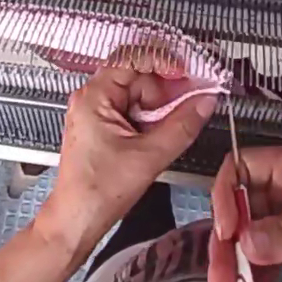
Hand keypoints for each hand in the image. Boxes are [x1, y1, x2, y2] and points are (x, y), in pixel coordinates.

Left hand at [38, 56, 217, 251]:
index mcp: (94, 97)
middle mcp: (92, 99)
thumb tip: (204, 102)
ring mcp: (98, 113)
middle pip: (138, 76)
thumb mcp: (149, 156)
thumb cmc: (97, 192)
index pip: (132, 58)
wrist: (76, 222)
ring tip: (183, 116)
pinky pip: (134, 109)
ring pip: (138, 93)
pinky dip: (153, 115)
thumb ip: (182, 125)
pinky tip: (168, 128)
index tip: (187, 70)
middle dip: (167, 86)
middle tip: (194, 95)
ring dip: (162, 103)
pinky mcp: (105, 127)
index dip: (163, 61)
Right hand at [207, 145, 281, 281]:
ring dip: (237, 264)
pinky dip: (256, 273)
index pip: (242, 169)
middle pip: (240, 207)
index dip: (226, 197)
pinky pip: (267, 253)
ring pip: (250, 234)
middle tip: (222, 278)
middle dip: (226, 243)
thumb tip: (248, 240)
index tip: (224, 231)